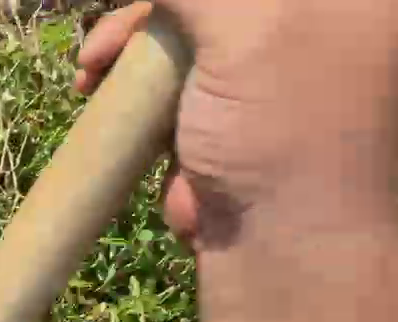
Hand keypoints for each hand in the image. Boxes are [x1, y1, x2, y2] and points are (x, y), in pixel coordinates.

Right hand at [74, 0, 397, 246]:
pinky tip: (98, 92)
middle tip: (99, 47)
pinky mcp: (217, 104)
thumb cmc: (278, 119)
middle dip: (145, 15)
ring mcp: (259, 61)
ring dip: (127, 45)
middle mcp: (311, 14)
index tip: (140, 10)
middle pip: (210, 0)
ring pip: (182, 30)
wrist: (270, 223)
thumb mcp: (251, 28)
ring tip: (87, 74)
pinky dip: (129, 80)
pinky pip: (167, 74)